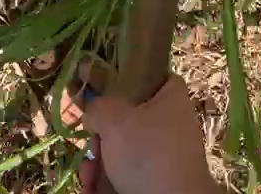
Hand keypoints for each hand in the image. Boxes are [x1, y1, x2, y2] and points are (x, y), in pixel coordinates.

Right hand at [79, 77, 222, 193]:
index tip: (106, 87)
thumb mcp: (114, 118)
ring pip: (122, 151)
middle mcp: (170, 126)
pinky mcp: (156, 184)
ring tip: (88, 173)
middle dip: (101, 134)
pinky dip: (106, 182)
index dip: (130, 78)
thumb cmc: (147, 153)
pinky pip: (126, 176)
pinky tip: (92, 188)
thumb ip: (98, 106)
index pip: (155, 77)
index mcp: (171, 99)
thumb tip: (93, 111)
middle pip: (128, 118)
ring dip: (98, 162)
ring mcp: (164, 158)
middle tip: (93, 141)